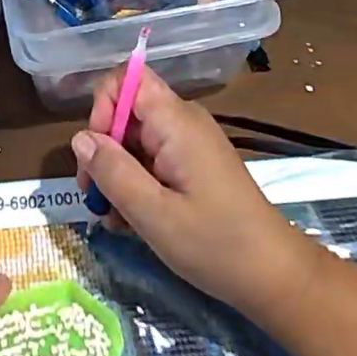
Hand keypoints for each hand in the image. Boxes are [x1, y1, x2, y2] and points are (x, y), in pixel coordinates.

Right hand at [71, 65, 314, 316]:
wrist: (277, 277)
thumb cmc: (217, 244)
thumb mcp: (154, 214)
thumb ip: (113, 172)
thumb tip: (79, 138)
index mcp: (176, 121)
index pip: (126, 78)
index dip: (102, 106)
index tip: (97, 153)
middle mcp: (182, 121)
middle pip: (126, 111)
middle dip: (103, 150)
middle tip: (96, 199)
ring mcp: (189, 142)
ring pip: (135, 139)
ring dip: (117, 174)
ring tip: (115, 219)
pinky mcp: (193, 164)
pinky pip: (152, 158)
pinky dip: (136, 183)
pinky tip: (132, 220)